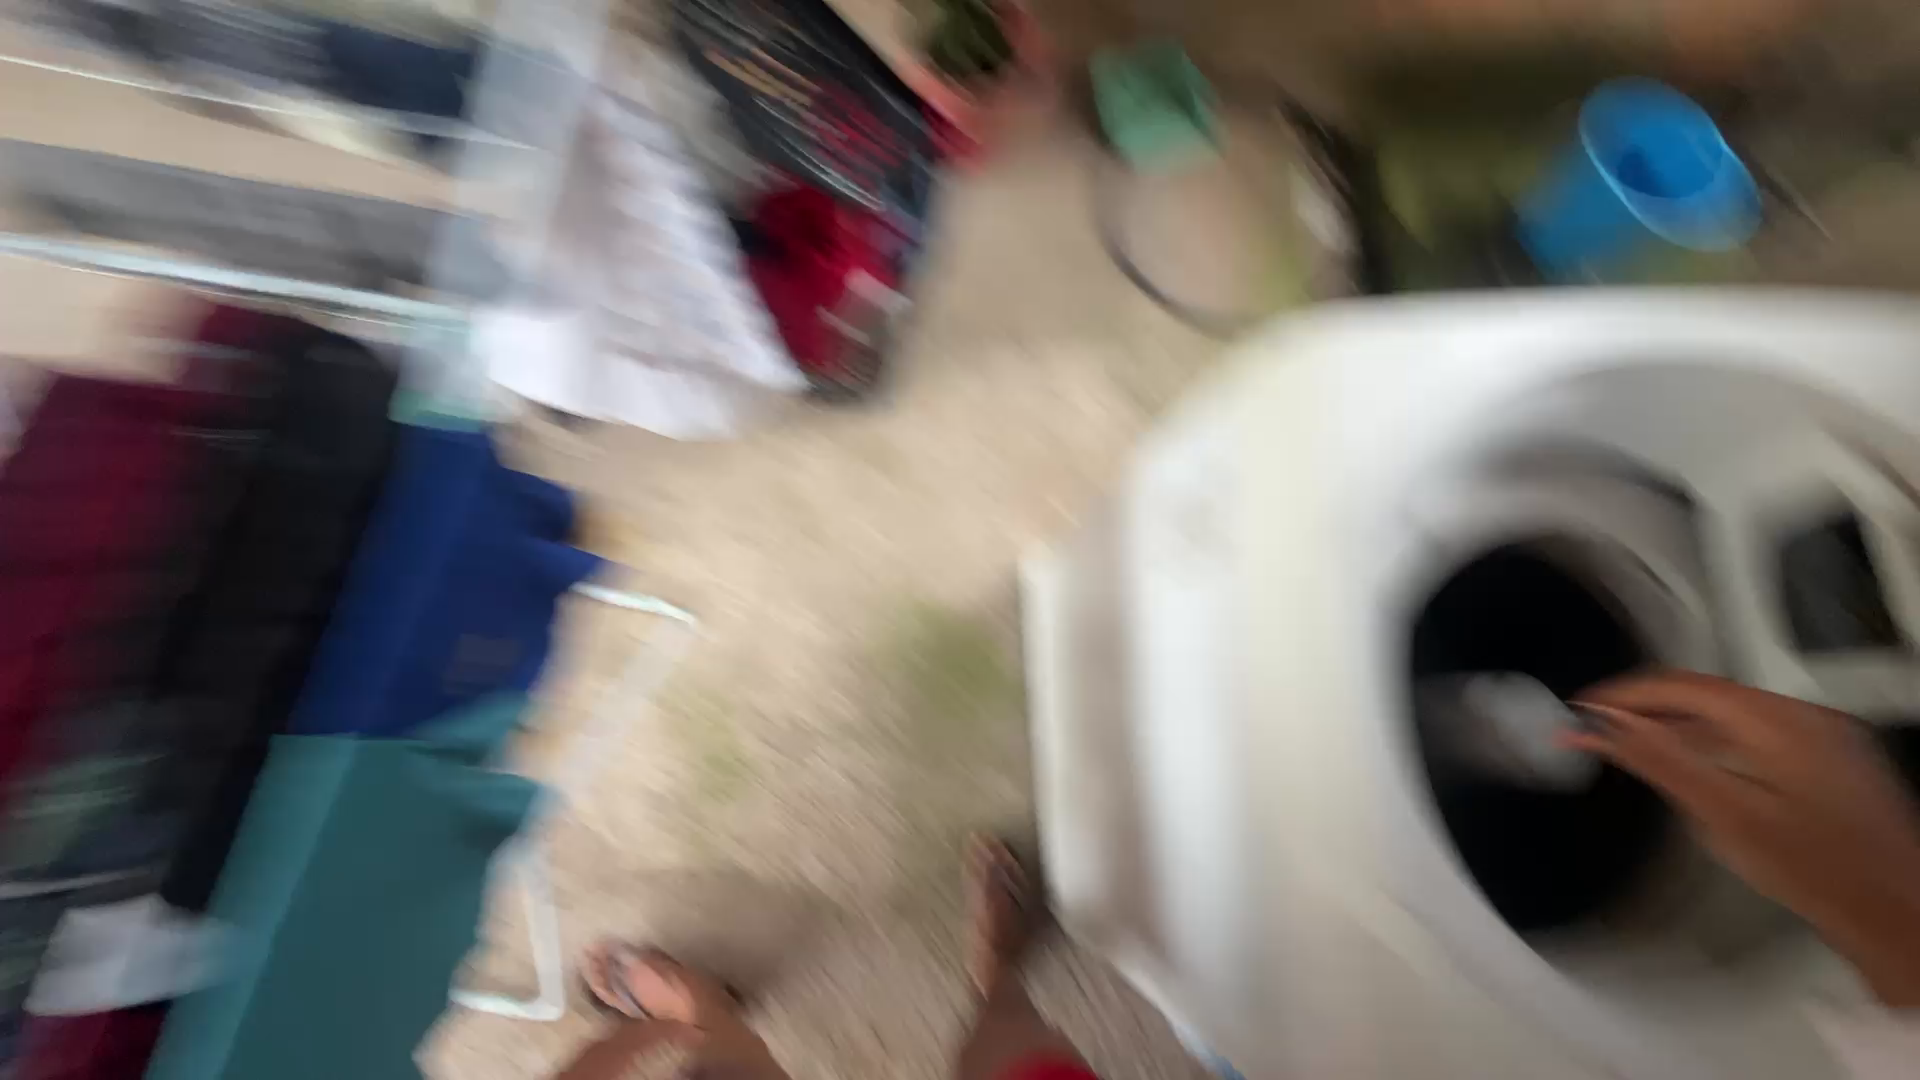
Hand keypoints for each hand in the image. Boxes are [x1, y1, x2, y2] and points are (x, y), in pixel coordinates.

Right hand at [1571, 670, 1919, 1007]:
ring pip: (1719, 711)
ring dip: (1666, 722)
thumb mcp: (1720, 811)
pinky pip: (1744, 730)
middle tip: (1591, 726)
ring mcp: (1821, 738)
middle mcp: (1807, 720)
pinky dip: (1699, 737)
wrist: (1897, 922)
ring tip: (1620, 741)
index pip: (1680, 685)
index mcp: (1784, 724)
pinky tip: (1675, 758)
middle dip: (1639, 708)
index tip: (1580, 709)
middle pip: (1700, 694)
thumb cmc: (1818, 873)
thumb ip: (1655, 757)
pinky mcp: (1822, 758)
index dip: (1622, 694)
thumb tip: (1599, 722)